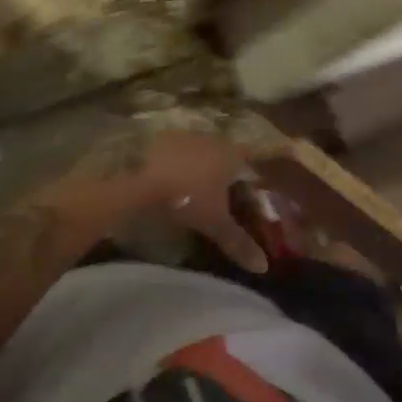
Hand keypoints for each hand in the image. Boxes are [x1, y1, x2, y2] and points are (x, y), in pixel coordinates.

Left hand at [60, 126, 269, 272]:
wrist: (138, 175)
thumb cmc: (186, 196)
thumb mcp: (215, 223)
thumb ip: (239, 243)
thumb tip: (264, 267)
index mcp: (231, 153)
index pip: (252, 162)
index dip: (255, 180)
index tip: (255, 197)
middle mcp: (211, 138)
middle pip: (228, 157)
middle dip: (230, 177)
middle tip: (229, 202)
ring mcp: (184, 135)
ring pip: (203, 153)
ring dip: (204, 170)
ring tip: (200, 195)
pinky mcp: (161, 138)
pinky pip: (180, 153)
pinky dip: (182, 167)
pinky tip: (174, 184)